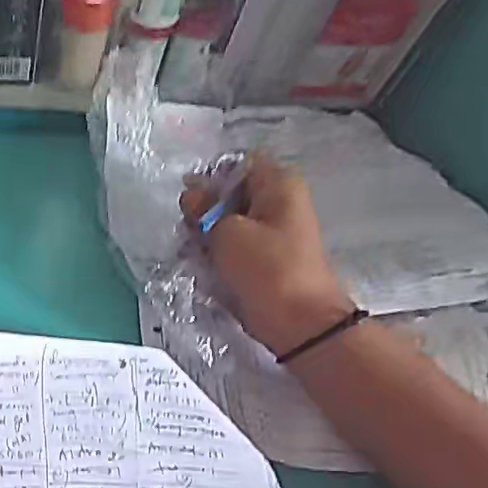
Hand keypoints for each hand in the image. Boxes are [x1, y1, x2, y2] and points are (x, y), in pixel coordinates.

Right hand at [181, 153, 356, 355]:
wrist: (298, 322)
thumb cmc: (266, 268)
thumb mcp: (227, 231)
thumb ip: (204, 208)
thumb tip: (192, 195)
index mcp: (278, 184)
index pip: (237, 165)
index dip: (209, 178)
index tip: (189, 201)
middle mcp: (279, 202)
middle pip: (230, 194)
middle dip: (204, 210)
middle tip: (190, 230)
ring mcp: (272, 232)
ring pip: (228, 222)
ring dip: (206, 235)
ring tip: (194, 252)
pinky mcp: (264, 258)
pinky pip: (233, 246)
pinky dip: (217, 254)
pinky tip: (203, 266)